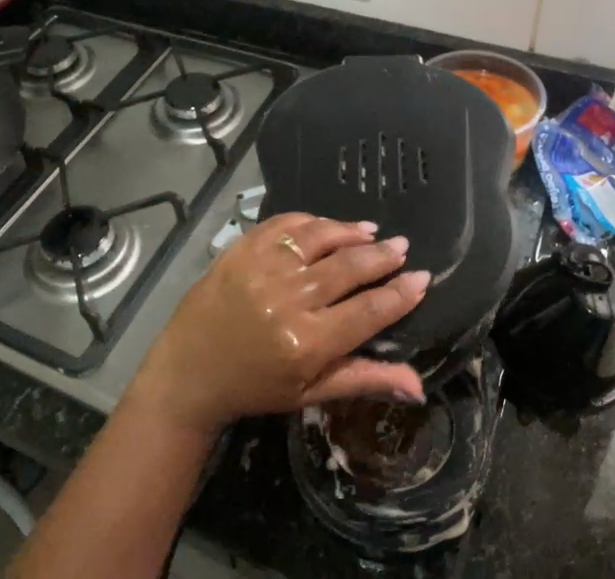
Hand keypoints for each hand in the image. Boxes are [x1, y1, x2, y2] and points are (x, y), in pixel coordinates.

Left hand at [127, 212, 430, 433]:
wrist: (191, 371)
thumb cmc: (254, 386)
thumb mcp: (309, 392)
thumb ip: (364, 380)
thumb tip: (418, 385)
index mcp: (307, 343)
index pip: (368, 312)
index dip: (400, 294)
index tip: (423, 278)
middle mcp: (287, 301)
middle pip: (348, 268)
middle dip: (381, 256)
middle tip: (402, 248)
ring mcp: (262, 270)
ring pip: (319, 239)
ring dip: (350, 232)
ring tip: (372, 231)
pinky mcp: (241, 250)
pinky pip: (285, 225)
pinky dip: (311, 222)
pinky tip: (329, 225)